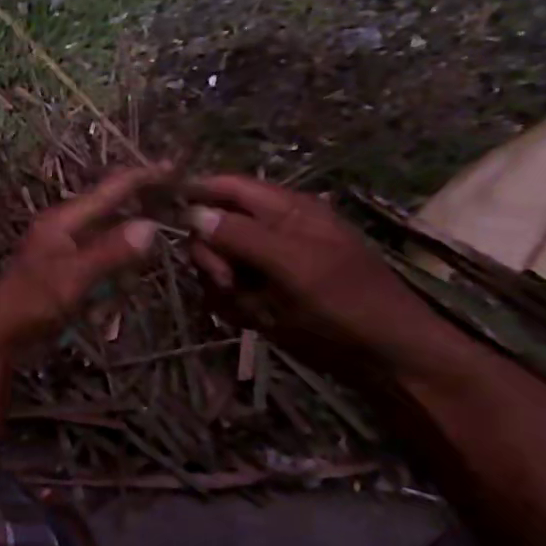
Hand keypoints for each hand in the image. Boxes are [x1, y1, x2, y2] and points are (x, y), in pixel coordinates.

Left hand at [0, 167, 166, 353]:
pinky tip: (110, 301)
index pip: (110, 190)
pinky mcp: (67, 273)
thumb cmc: (30, 304)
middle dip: (139, 217)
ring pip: (109, 242)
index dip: (142, 177)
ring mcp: (65, 250)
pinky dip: (111, 280)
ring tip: (133, 276)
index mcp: (62, 220)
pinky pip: (100, 266)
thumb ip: (111, 252)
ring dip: (124, 260)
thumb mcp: (74, 278)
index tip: (175, 168)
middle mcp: (65, 228)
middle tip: (173, 215)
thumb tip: (150, 226)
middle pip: (112, 211)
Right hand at [186, 175, 452, 368]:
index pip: (228, 187)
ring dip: (221, 286)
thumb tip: (193, 213)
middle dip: (211, 255)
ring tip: (250, 306)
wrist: (384, 358)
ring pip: (214, 264)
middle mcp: (269, 232)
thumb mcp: (296, 264)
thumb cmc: (349, 302)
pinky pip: (225, 293)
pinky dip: (231, 307)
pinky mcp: (261, 296)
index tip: (161, 211)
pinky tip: (254, 320)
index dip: (196, 193)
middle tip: (230, 281)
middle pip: (212, 228)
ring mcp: (264, 266)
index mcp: (285, 210)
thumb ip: (242, 236)